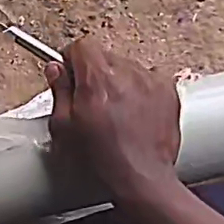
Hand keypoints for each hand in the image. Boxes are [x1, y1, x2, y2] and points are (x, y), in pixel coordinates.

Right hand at [45, 37, 181, 204]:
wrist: (140, 177)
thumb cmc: (102, 159)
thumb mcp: (64, 128)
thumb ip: (59, 92)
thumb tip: (56, 70)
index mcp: (96, 81)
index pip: (83, 46)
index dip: (72, 59)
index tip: (70, 73)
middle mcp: (126, 74)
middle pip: (104, 56)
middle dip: (94, 73)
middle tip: (90, 101)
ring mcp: (150, 81)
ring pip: (126, 67)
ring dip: (117, 82)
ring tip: (114, 112)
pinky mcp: (167, 91)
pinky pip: (148, 78)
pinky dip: (139, 90)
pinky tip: (132, 113)